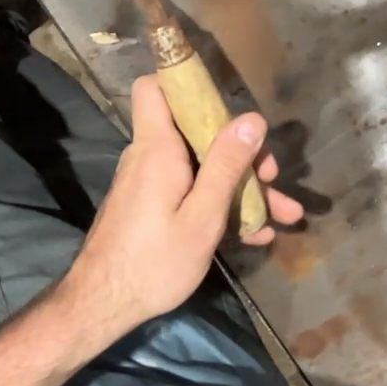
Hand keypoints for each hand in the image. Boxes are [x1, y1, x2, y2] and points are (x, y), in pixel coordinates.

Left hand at [57, 76, 302, 337]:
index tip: (225, 98)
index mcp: (157, 149)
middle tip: (273, 177)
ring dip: (240, 187)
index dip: (184, 82)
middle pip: (194, 132)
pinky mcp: (150, 206)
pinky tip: (256, 234)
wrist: (103, 304)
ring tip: (283, 215)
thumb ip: (225, 166)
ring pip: (199, 168)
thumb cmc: (154, 261)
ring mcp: (148, 182)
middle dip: (239, 150)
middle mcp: (148, 157)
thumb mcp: (202, 217)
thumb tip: (252, 118)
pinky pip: (189, 191)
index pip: (154, 88)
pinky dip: (219, 205)